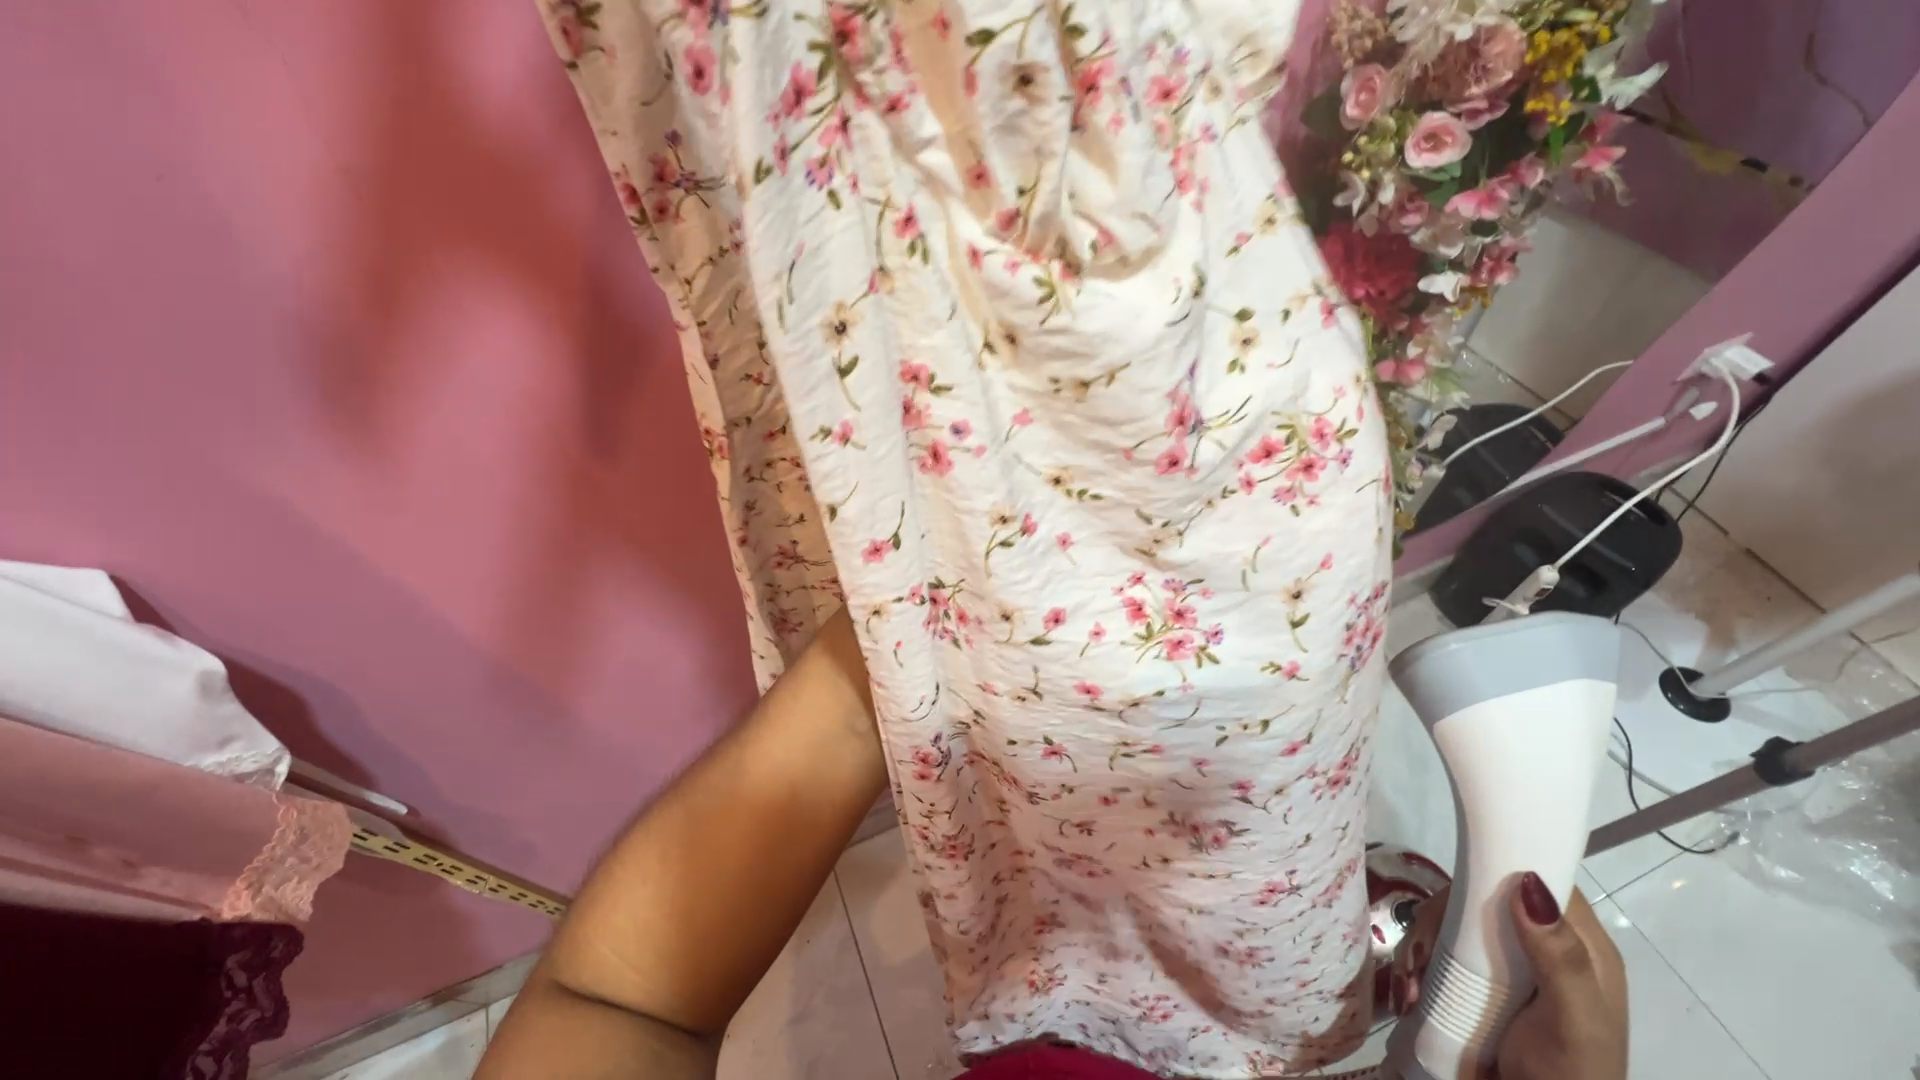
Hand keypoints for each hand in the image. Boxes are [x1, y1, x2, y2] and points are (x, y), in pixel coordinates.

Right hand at [1391, 873, 1626, 1079]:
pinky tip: (1410, 993)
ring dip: (1422, 945)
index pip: (1540, 878)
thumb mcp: (1574, 1022)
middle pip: (1481, 897)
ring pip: (1451, 924)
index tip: (1460, 876)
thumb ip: (1561, 958)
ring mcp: (1505, 966)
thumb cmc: (1569, 1076)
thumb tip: (1526, 881)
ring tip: (1412, 983)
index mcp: (1580, 946)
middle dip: (1442, 916)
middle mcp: (1541, 946)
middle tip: (1424, 951)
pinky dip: (1416, 967)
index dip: (1499, 867)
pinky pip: (1436, 954)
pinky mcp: (1474, 984)